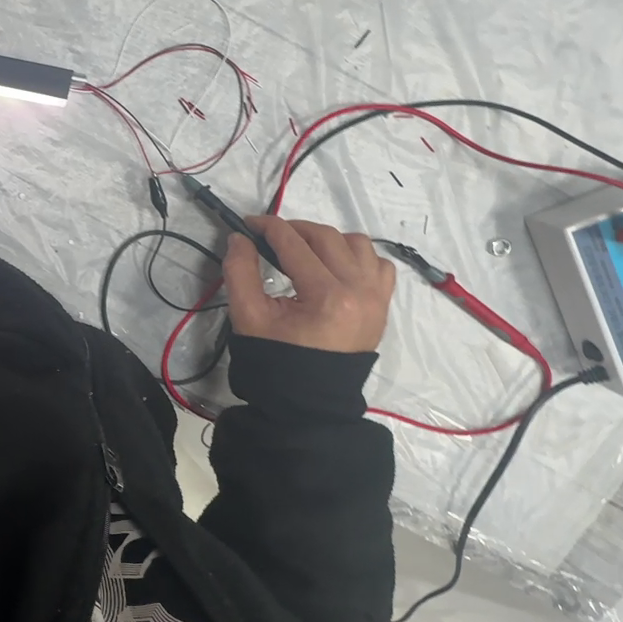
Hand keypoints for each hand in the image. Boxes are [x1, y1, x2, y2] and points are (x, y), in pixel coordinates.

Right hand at [223, 217, 395, 352]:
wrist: (308, 398)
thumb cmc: (275, 357)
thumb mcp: (247, 314)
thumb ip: (240, 271)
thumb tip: (240, 238)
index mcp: (326, 295)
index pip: (295, 243)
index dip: (268, 227)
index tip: (248, 223)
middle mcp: (360, 289)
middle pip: (327, 236)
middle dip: (294, 229)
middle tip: (269, 236)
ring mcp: (377, 296)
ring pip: (357, 243)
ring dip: (327, 239)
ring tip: (302, 250)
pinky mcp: (382, 304)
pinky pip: (378, 264)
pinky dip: (356, 256)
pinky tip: (333, 265)